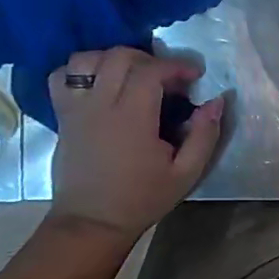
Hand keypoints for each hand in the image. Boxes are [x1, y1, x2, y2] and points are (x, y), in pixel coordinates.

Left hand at [47, 47, 222, 238]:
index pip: (150, 71)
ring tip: (134, 76)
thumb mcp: (187, 173)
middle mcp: (99, 106)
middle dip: (149, 59)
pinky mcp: (63, 116)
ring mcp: (76, 109)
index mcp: (131, 118)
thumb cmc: (142, 199)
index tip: (195, 76)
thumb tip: (216, 101)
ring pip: (87, 60)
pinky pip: (63, 77)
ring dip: (114, 59)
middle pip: (119, 57)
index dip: (176, 66)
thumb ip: (204, 135)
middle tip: (168, 78)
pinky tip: (102, 83)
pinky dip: (82, 71)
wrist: (92, 222)